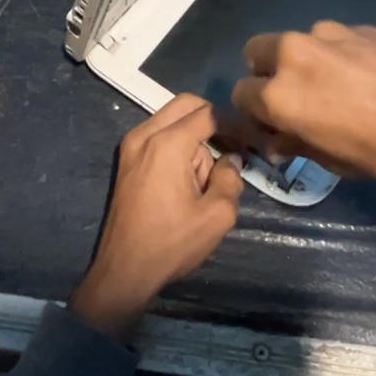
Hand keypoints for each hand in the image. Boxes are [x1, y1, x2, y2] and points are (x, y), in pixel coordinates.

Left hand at [72, 94, 244, 338]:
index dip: (235, 123)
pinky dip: (176, 147)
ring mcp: (130, 146)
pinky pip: (158, 137)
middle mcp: (145, 135)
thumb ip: (231, 179)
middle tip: (229, 151)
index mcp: (168, 144)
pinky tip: (185, 181)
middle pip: (186, 105)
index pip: (209, 113)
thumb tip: (231, 160)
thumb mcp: (217, 215)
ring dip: (192, 139)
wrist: (124, 270)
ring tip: (202, 180)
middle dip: (211, 122)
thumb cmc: (171, 243)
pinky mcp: (126, 160)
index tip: (251, 140)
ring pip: (172, 121)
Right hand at [231, 21, 375, 215]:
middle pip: (256, 54)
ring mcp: (331, 33)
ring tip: (341, 90)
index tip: (275, 129)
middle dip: (267, 76)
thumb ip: (299, 143)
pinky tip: (372, 79)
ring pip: (297, 44)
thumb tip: (281, 137)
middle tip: (298, 102)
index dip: (255, 116)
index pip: (241, 97)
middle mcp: (296, 55)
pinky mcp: (364, 25)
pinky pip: (333, 40)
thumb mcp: (338, 162)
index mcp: (281, 94)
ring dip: (304, 64)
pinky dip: (337, 56)